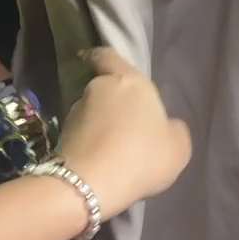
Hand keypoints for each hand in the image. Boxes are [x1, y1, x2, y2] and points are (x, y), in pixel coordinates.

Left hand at [56, 48, 191, 218]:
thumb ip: (173, 128)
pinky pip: (81, 135)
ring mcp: (74, 112)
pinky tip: (102, 162)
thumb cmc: (142, 156)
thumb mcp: (178, 146)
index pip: (107, 56)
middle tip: (125, 125)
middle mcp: (97, 89)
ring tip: (114, 150)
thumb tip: (167, 124)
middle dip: (110, 103)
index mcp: (128, 81)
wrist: (91, 183)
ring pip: (90, 113)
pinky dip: (90, 143)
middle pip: (102, 89)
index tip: (92, 59)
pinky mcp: (61, 135)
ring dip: (99, 126)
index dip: (101, 57)